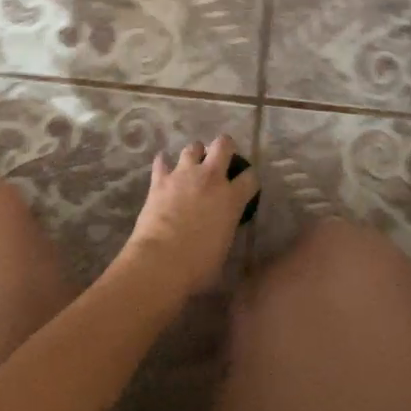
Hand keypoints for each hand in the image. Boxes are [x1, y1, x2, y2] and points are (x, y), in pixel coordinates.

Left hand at [122, 135, 258, 295]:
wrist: (161, 261)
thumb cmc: (198, 265)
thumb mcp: (224, 248)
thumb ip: (226, 228)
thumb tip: (221, 227)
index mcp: (231, 198)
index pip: (250, 177)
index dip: (249, 180)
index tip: (245, 186)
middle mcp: (210, 178)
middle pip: (223, 145)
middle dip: (224, 147)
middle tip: (221, 159)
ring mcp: (183, 175)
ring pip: (192, 147)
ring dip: (195, 154)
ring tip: (192, 165)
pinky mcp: (160, 179)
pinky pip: (161, 161)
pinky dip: (163, 163)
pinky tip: (163, 169)